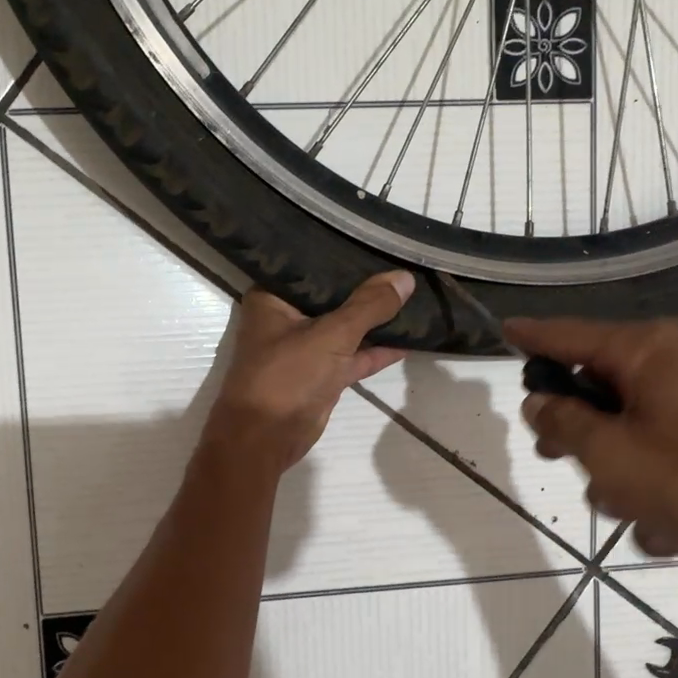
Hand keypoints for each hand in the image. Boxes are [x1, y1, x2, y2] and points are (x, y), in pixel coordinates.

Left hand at [202, 272, 415, 475]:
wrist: (264, 439)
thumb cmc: (286, 377)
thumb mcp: (331, 335)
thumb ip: (368, 306)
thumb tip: (404, 278)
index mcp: (272, 298)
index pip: (310, 266)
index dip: (343, 254)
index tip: (378, 238)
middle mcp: (284, 318)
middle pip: (330, 296)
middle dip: (365, 286)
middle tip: (404, 263)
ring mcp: (302, 348)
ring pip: (344, 327)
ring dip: (374, 319)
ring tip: (414, 295)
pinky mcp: (319, 375)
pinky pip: (352, 356)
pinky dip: (376, 350)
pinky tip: (408, 337)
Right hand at [506, 317, 677, 577]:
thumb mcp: (616, 457)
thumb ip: (566, 426)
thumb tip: (538, 400)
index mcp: (646, 353)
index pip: (570, 335)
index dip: (533, 337)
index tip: (505, 331)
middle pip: (603, 386)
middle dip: (579, 431)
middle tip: (558, 461)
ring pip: (639, 428)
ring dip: (624, 473)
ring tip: (634, 515)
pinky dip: (665, 487)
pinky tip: (674, 530)